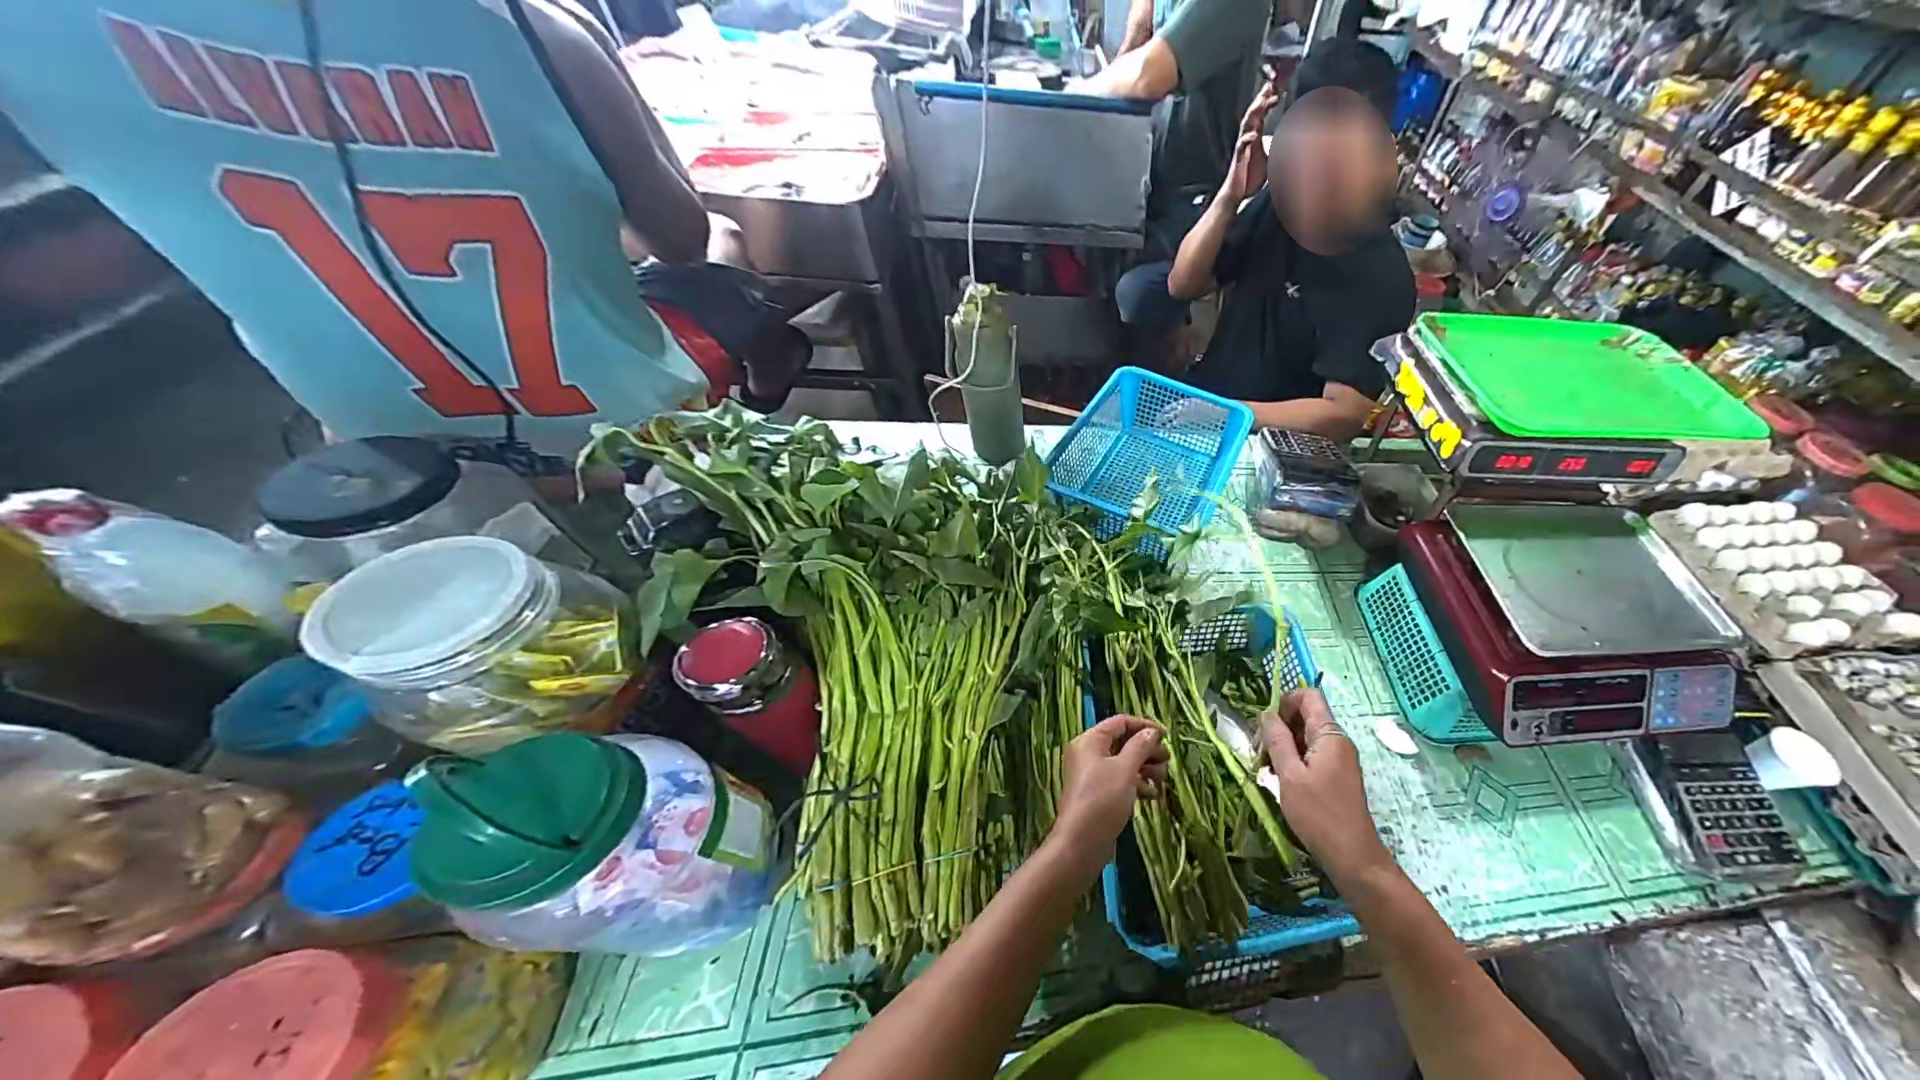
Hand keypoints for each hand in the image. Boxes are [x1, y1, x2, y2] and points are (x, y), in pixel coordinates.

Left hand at [1052, 715, 1169, 865]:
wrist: (1082, 841)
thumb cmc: (1102, 799)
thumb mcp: (1125, 769)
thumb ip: (1140, 747)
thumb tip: (1152, 731)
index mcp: (1090, 740)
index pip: (1119, 722)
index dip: (1144, 726)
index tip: (1166, 736)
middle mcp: (1089, 753)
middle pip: (1123, 742)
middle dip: (1147, 750)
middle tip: (1167, 762)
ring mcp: (1093, 774)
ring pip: (1124, 762)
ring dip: (1145, 768)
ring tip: (1162, 780)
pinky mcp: (1099, 793)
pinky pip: (1121, 780)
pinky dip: (1137, 783)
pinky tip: (1152, 795)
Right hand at [1218, 74, 1280, 204]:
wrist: (1237, 194)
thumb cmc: (1251, 177)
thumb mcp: (1271, 158)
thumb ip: (1280, 147)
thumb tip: (1297, 140)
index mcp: (1255, 136)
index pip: (1260, 113)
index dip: (1267, 99)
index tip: (1276, 84)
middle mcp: (1248, 138)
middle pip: (1253, 113)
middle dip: (1261, 99)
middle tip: (1270, 85)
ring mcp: (1242, 148)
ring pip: (1246, 125)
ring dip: (1254, 113)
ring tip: (1263, 102)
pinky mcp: (1239, 159)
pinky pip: (1241, 146)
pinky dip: (1246, 139)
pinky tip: (1253, 134)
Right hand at [1260, 689, 1392, 884]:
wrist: (1352, 857)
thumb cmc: (1319, 814)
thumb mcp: (1289, 775)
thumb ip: (1277, 740)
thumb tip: (1266, 714)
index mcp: (1330, 736)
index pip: (1308, 696)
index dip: (1284, 701)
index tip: (1267, 725)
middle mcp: (1338, 742)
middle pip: (1305, 715)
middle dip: (1279, 726)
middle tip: (1260, 750)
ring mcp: (1338, 759)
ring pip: (1306, 736)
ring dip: (1283, 745)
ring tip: (1266, 767)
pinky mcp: (1336, 775)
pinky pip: (1311, 754)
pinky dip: (1293, 759)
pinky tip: (1280, 778)